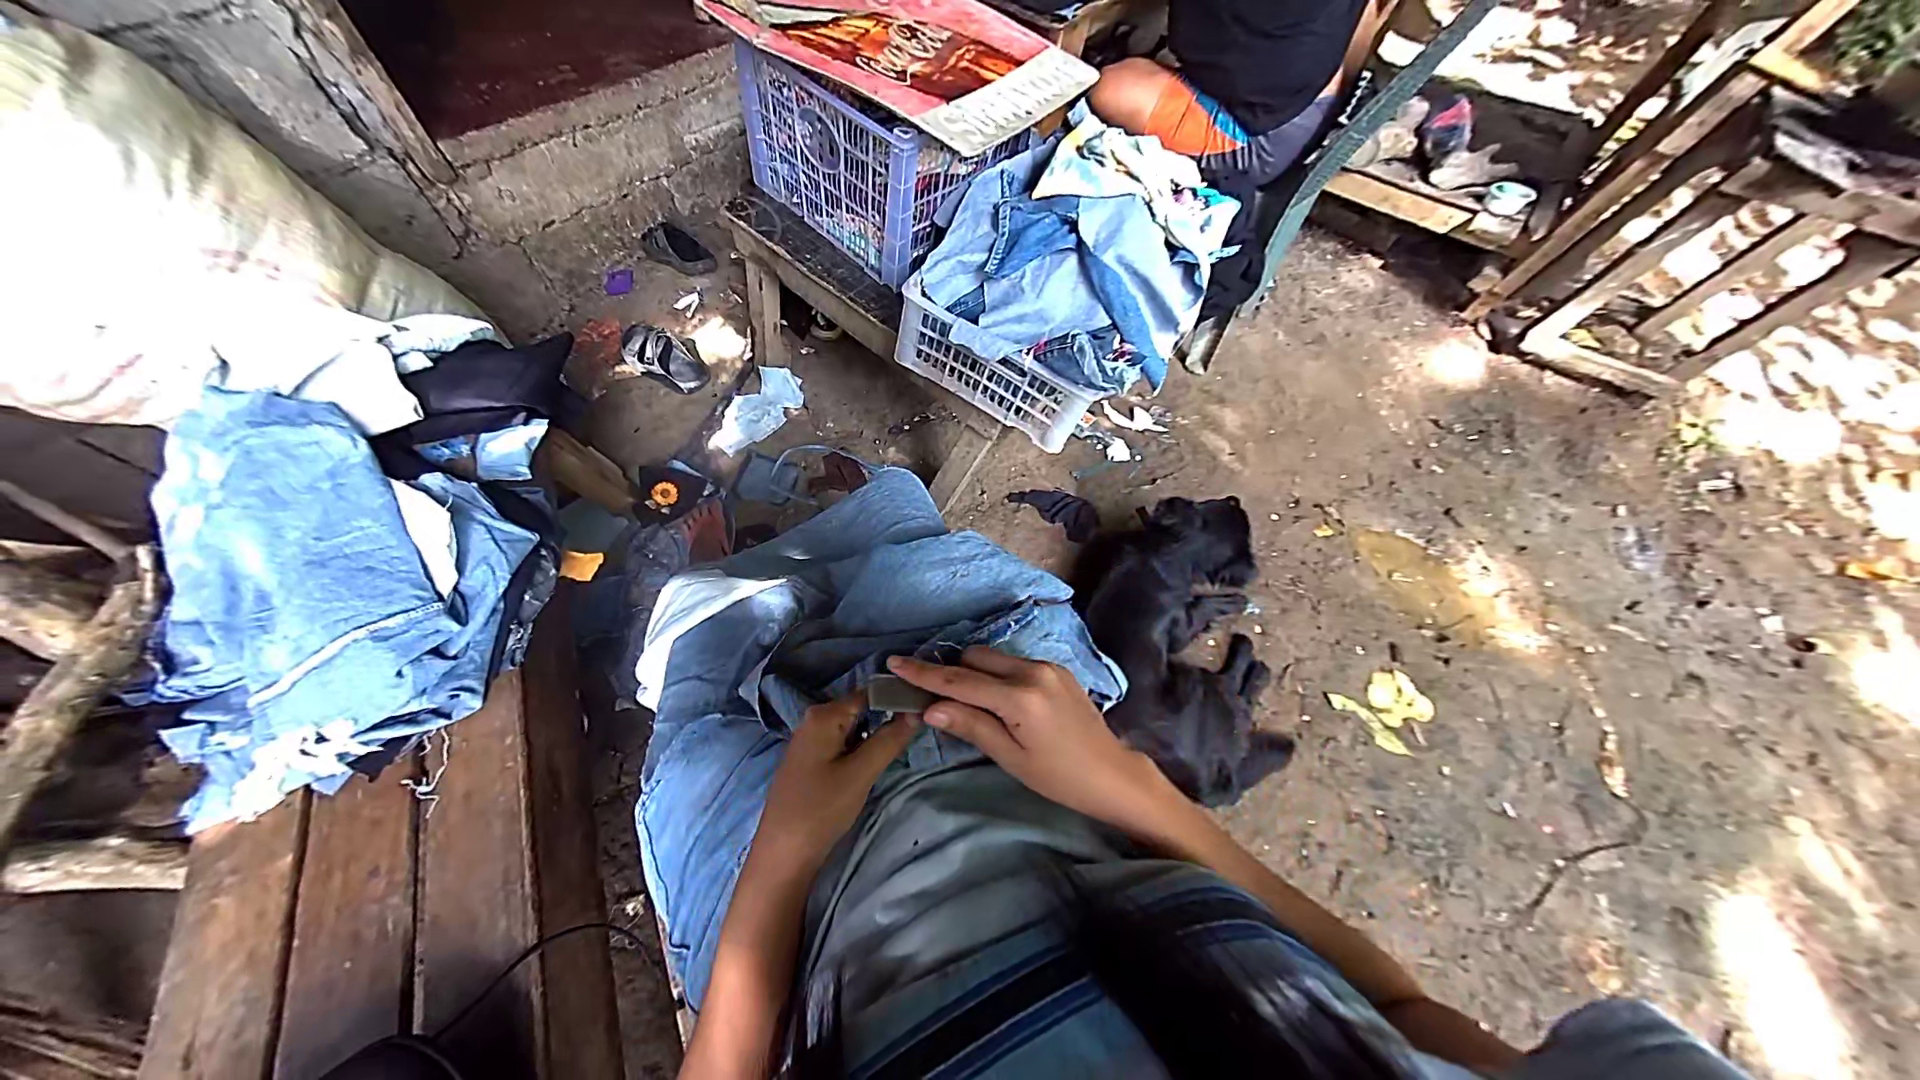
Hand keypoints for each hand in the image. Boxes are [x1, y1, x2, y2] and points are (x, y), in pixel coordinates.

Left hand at [752, 692, 917, 873]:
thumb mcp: (861, 773)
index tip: (924, 708)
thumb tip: (916, 711)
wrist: (783, 854)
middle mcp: (813, 719)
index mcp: (823, 715)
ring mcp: (809, 739)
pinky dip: (860, 749)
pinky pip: (842, 742)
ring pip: (854, 728)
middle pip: (861, 709)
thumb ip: (890, 739)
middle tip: (916, 730)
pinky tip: (873, 762)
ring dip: (875, 736)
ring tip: (901, 745)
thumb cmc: (821, 809)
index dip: (897, 698)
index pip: (870, 693)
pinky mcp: (810, 759)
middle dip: (887, 718)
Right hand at [885, 648, 1179, 832]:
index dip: (924, 674)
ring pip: (994, 657)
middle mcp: (1033, 670)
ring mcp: (1048, 666)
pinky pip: (1013, 663)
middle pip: (975, 658)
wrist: (1112, 774)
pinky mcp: (1057, 669)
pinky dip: (995, 674)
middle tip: (930, 694)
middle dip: (950, 672)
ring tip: (962, 700)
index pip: (960, 680)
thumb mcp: (1011, 758)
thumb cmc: (1059, 777)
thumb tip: (930, 707)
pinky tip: (995, 699)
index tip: (895, 663)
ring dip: (972, 672)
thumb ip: (971, 725)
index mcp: (1021, 696)